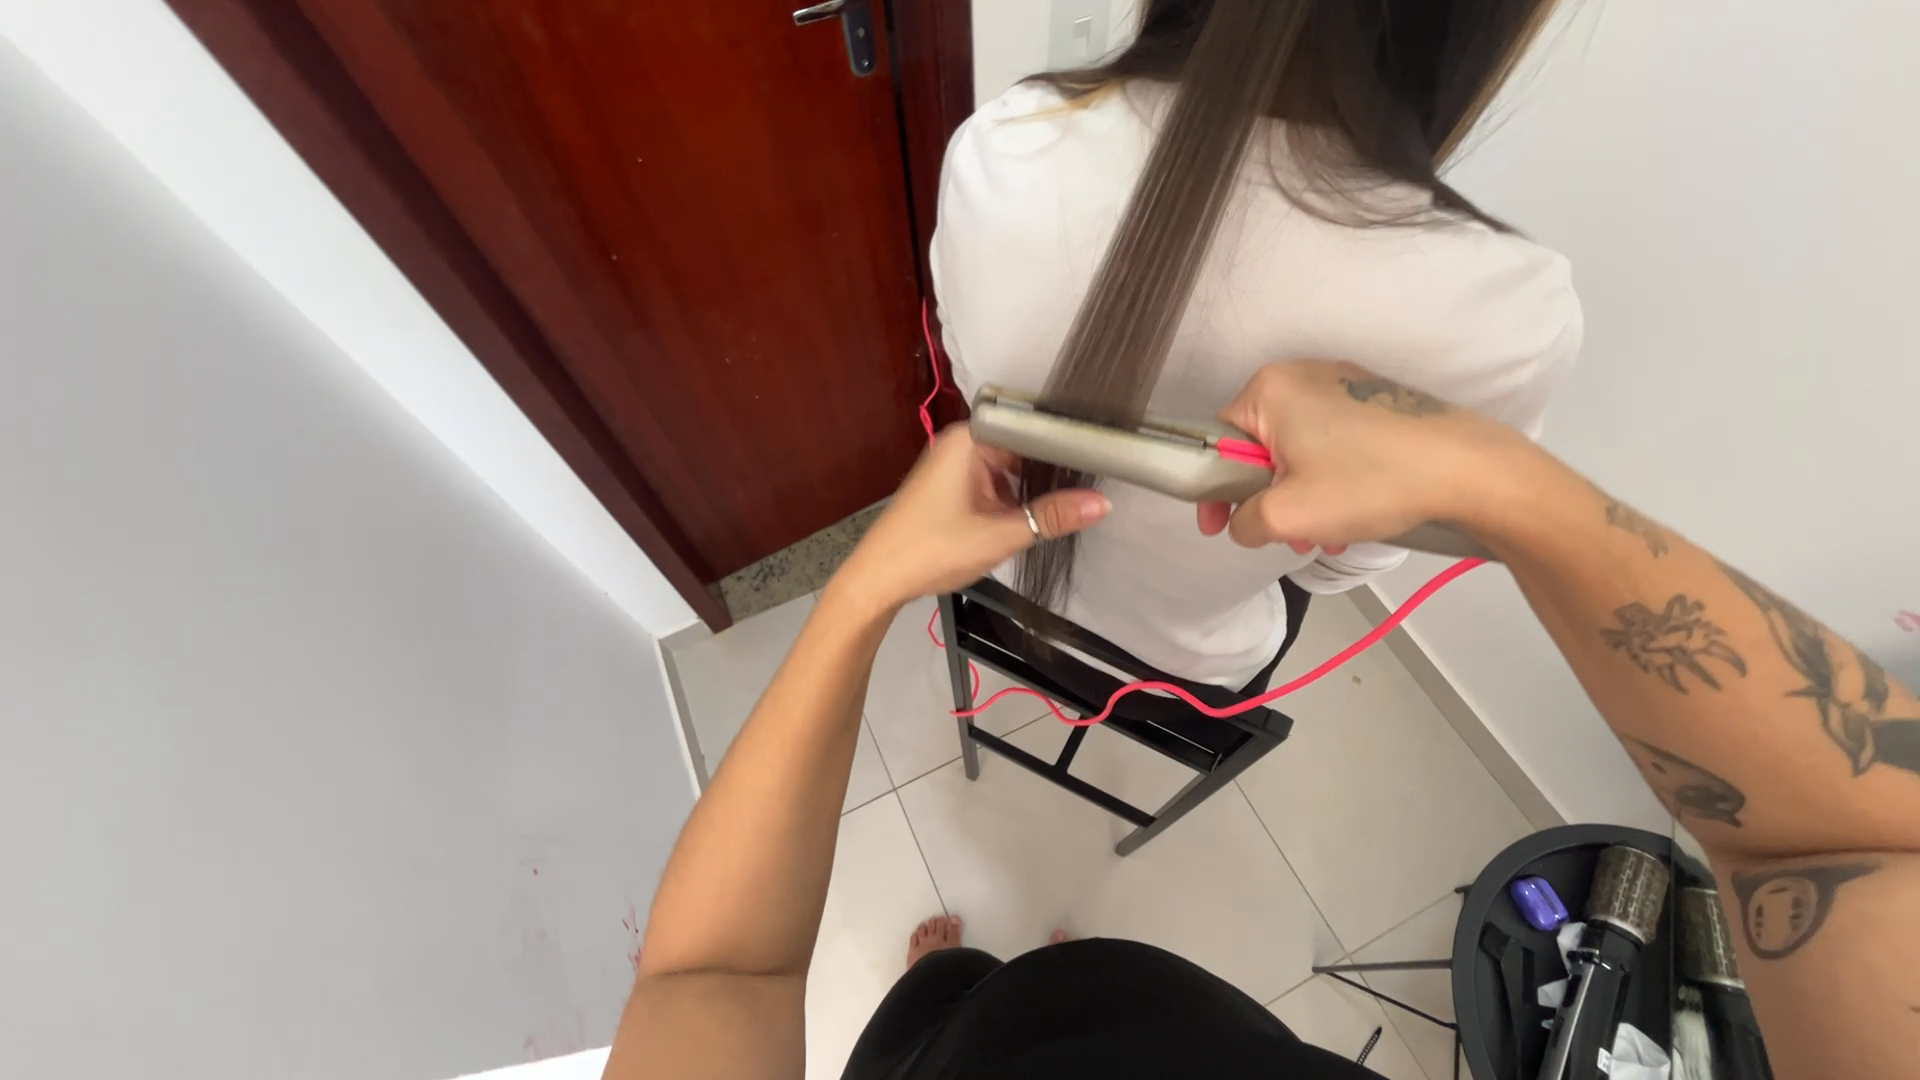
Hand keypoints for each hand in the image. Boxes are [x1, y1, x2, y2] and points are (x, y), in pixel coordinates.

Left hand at [833, 425, 1110, 615]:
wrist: (878, 579)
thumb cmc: (931, 550)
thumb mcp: (1000, 534)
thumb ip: (1052, 517)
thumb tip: (1102, 504)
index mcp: (970, 439)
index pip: (1032, 429)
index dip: (1067, 446)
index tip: (1101, 462)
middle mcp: (962, 444)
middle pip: (1023, 449)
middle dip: (1052, 473)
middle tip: (1093, 489)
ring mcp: (955, 466)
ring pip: (1010, 470)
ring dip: (1032, 491)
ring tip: (1069, 506)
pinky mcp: (951, 488)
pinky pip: (994, 484)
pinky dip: (1012, 501)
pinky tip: (1032, 519)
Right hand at [1196, 362, 1534, 550]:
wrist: (1472, 470)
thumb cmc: (1369, 482)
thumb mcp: (1285, 516)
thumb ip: (1241, 522)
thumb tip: (1244, 522)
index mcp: (1269, 388)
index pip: (1217, 441)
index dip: (1216, 491)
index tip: (1224, 527)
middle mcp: (1302, 373)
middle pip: (1258, 447)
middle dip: (1268, 499)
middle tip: (1286, 536)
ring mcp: (1345, 382)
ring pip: (1296, 450)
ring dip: (1300, 496)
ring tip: (1327, 531)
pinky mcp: (1377, 397)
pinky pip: (1331, 442)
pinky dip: (1330, 479)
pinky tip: (1353, 510)